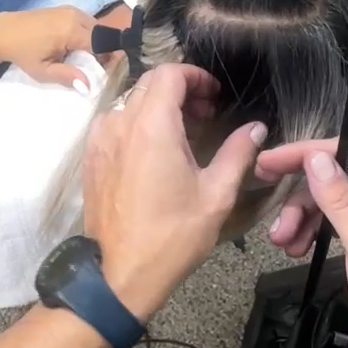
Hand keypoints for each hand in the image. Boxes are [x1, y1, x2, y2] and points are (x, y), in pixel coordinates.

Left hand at [0, 7, 96, 89]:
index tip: (103, 69)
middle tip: (93, 65)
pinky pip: (85, 21)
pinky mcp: (66, 8)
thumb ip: (67, 77)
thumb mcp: (43, 70)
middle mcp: (75, 16)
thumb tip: (89, 86)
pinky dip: (86, 32)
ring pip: (95, 26)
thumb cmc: (23, 53)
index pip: (102, 42)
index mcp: (71, 30)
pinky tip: (75, 44)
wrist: (4, 32)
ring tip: (83, 56)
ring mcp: (71, 9)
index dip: (107, 57)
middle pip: (101, 33)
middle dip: (102, 48)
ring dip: (94, 40)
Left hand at [84, 65, 264, 318]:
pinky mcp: (92, 156)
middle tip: (206, 113)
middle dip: (181, 89)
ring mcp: (100, 139)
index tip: (214, 95)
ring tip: (184, 133)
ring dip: (159, 106)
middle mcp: (120, 122)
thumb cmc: (171, 236)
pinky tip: (156, 152)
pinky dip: (138, 123)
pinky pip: (115, 123)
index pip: (170, 73)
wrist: (119, 274)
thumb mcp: (215, 195)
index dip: (195, 76)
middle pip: (150, 83)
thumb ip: (237, 153)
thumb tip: (256, 127)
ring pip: (132, 102)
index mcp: (152, 125)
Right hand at [254, 141, 347, 347]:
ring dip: (300, 218)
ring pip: (326, 200)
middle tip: (274, 226)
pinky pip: (332, 220)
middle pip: (330, 177)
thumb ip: (341, 200)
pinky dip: (311, 231)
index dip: (300, 155)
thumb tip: (315, 156)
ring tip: (283, 244)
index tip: (265, 164)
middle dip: (298, 199)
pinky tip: (296, 248)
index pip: (342, 152)